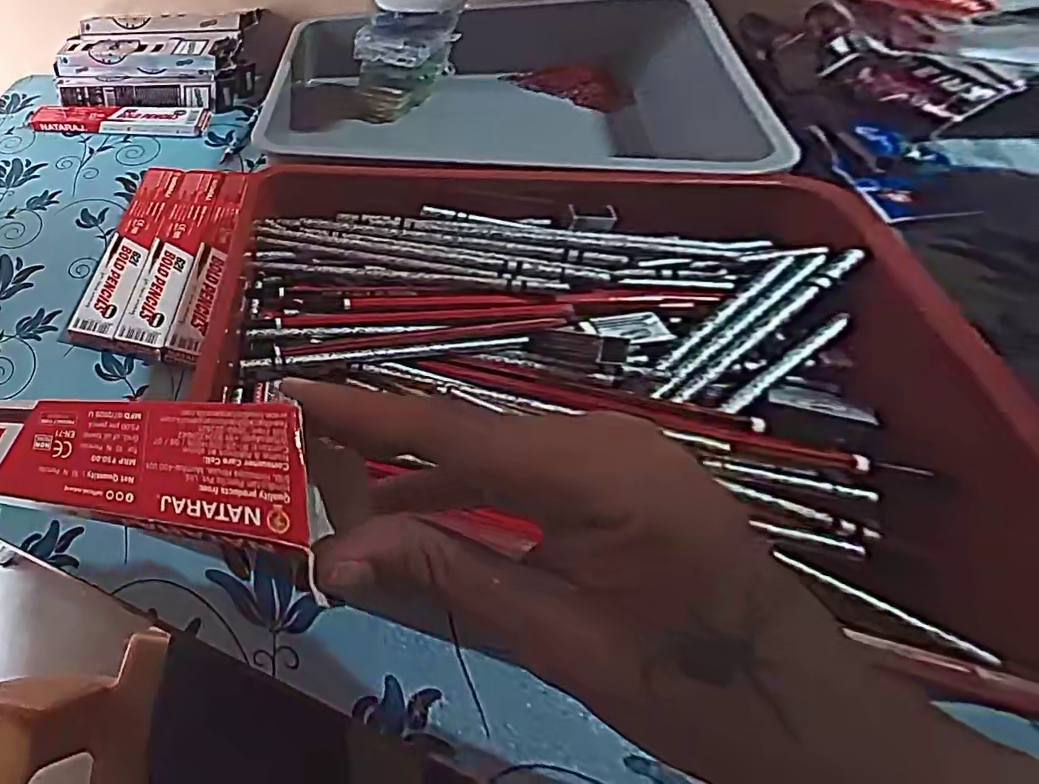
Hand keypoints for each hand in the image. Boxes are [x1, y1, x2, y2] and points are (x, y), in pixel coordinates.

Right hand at [286, 379, 1033, 783]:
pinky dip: (454, 479)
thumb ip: (437, 572)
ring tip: (337, 471)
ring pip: (478, 441)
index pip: (450, 431)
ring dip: (410, 462)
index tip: (294, 391)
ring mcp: (607, 443)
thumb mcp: (555, 638)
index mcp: (597, 474)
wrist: (817, 720)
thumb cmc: (694, 691)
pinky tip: (408, 499)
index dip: (360, 411)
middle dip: (374, 436)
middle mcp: (599, 436)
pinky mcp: (604, 461)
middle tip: (300, 436)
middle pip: (458, 428)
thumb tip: (330, 557)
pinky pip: (508, 460)